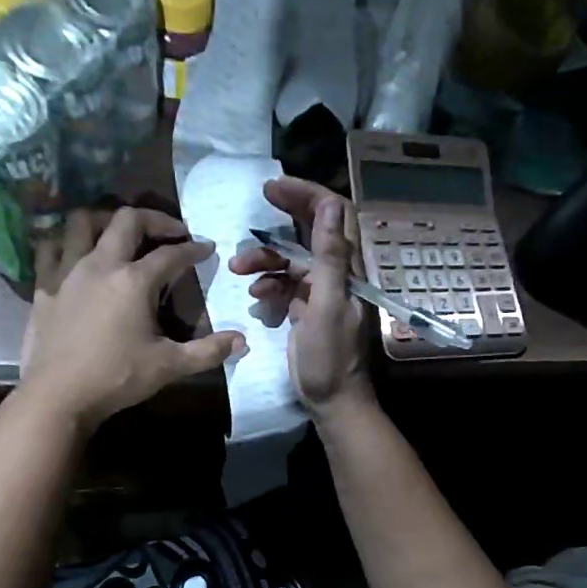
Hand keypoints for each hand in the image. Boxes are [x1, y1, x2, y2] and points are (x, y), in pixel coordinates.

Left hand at [21, 207, 242, 429]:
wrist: (59, 395)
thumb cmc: (117, 378)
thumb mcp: (169, 366)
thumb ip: (208, 351)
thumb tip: (243, 341)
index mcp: (135, 281)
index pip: (171, 255)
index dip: (193, 250)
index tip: (207, 248)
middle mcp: (101, 264)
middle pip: (128, 221)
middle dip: (154, 220)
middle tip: (171, 232)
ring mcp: (67, 271)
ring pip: (83, 222)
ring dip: (106, 220)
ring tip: (120, 233)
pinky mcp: (44, 286)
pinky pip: (50, 248)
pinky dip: (65, 242)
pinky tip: (74, 252)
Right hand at [229, 177, 374, 418]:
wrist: (331, 398)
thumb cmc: (331, 355)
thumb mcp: (327, 304)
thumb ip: (329, 256)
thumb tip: (330, 205)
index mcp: (348, 268)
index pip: (334, 214)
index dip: (307, 195)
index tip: (274, 189)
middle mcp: (336, 273)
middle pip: (311, 231)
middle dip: (284, 216)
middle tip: (256, 207)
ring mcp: (319, 291)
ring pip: (291, 260)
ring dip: (265, 259)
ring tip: (238, 268)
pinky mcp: (305, 309)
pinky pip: (285, 285)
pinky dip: (268, 285)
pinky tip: (256, 296)